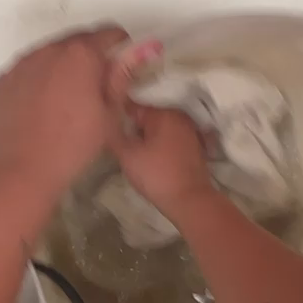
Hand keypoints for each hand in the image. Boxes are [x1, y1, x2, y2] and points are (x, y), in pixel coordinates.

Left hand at [0, 25, 128, 205]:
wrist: (20, 172)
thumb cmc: (69, 148)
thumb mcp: (108, 115)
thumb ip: (121, 77)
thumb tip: (136, 53)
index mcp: (79, 55)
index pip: (108, 33)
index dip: (121, 47)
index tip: (122, 65)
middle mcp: (47, 51)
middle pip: (77, 41)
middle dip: (91, 56)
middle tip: (97, 87)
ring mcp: (21, 64)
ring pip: (50, 54)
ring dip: (63, 66)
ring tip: (68, 100)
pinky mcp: (3, 81)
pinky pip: (27, 70)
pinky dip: (38, 79)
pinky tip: (43, 107)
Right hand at [110, 105, 217, 221]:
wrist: (189, 199)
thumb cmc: (155, 174)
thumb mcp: (127, 155)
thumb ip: (115, 134)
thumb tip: (109, 121)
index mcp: (163, 112)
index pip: (133, 103)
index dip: (118, 114)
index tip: (108, 126)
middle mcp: (179, 115)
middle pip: (148, 114)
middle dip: (134, 124)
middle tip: (120, 140)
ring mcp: (189, 130)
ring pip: (160, 126)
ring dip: (147, 134)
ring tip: (134, 148)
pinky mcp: (194, 145)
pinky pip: (171, 137)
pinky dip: (160, 142)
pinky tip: (151, 155)